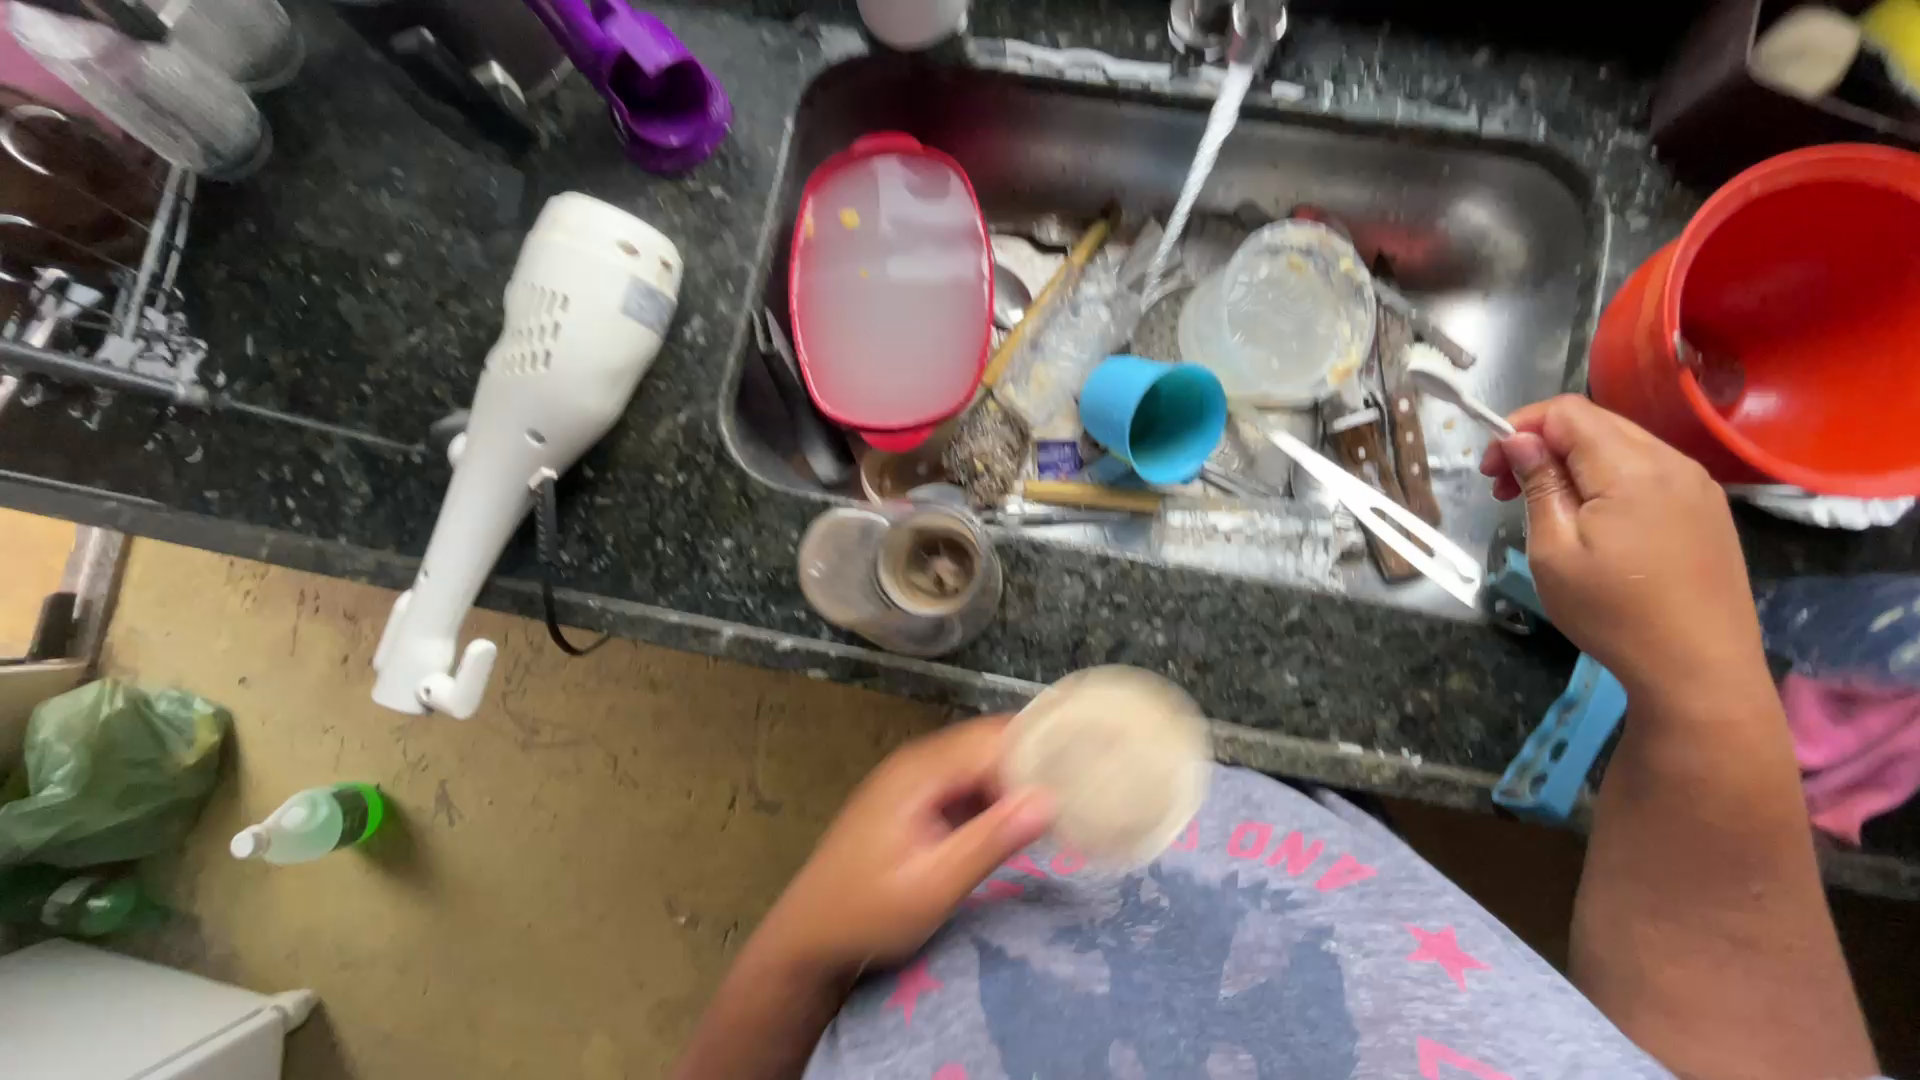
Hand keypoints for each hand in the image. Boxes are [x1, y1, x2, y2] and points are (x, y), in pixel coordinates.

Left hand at [757, 716, 1053, 975]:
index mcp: (921, 770)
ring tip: (1060, 806)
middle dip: (1032, 764)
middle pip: (988, 743)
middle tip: (1079, 793)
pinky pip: (965, 781)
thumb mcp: (935, 884)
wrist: (809, 934)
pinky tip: (1017, 822)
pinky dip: (993, 796)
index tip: (1082, 775)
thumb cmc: (868, 913)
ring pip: (979, 762)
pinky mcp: (915, 798)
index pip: (994, 738)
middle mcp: (918, 761)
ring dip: (1014, 781)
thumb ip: (990, 840)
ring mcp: (914, 778)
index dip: (1039, 752)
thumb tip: (1049, 799)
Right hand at [1479, 396, 1769, 707]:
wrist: (1698, 667)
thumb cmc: (1612, 612)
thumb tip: (1520, 441)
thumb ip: (1540, 486)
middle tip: (1505, 489)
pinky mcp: (1705, 509)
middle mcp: (1672, 463)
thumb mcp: (1554, 550)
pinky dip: (1604, 478)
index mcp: (1631, 470)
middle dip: (1540, 443)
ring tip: (1542, 504)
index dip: (1519, 428)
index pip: (1567, 413)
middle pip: (1595, 423)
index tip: (1491, 471)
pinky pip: (1646, 471)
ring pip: (1620, 445)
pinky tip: (1588, 517)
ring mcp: (1696, 485)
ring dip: (1571, 461)